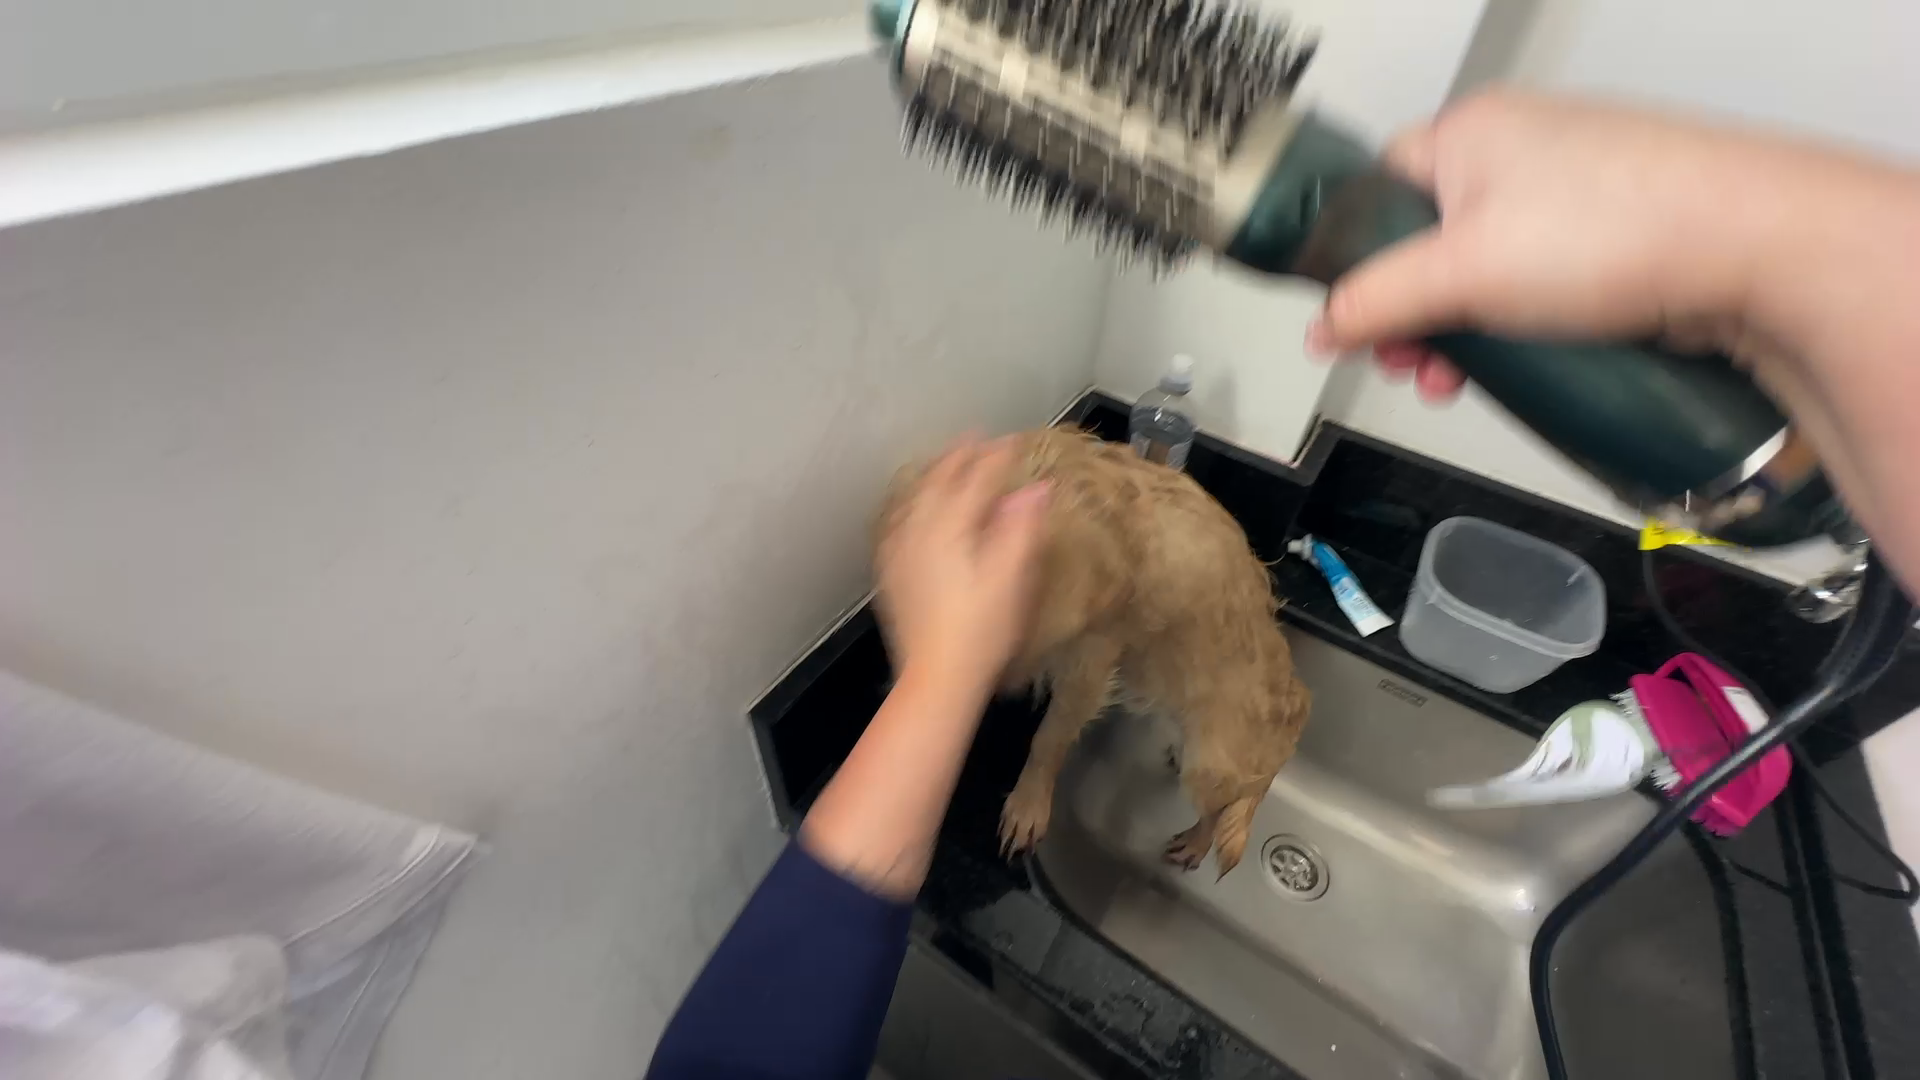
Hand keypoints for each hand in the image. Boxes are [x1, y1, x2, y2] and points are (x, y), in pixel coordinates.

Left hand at [875, 437, 1050, 694]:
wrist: (937, 675)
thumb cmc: (981, 630)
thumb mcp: (1011, 578)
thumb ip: (1021, 527)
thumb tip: (1037, 488)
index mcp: (952, 526)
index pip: (977, 479)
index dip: (998, 457)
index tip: (1014, 441)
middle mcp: (920, 529)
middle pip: (940, 480)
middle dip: (961, 456)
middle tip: (978, 438)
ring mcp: (901, 549)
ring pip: (915, 497)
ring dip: (935, 474)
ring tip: (948, 462)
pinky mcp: (891, 571)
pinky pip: (898, 522)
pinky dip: (912, 503)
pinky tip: (914, 508)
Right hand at [1306, 90, 1778, 402]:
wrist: (1765, 256)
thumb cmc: (1619, 232)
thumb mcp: (1456, 273)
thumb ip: (1369, 303)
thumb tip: (1319, 330)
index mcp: (1470, 135)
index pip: (1372, 189)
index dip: (1351, 253)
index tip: (1347, 306)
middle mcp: (1511, 158)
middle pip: (1411, 245)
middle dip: (1398, 315)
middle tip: (1398, 356)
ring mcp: (1555, 200)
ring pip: (1459, 275)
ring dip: (1440, 334)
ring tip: (1444, 376)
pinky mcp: (1589, 242)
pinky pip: (1509, 288)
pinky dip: (1489, 331)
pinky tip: (1488, 368)